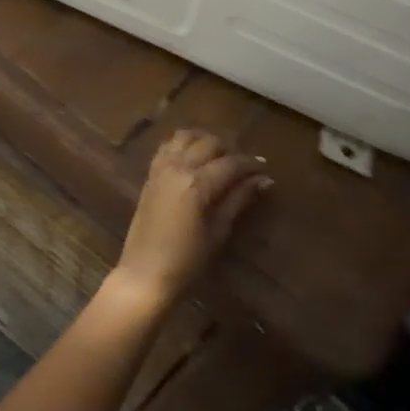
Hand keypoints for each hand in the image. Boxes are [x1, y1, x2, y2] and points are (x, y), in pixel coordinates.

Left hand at [113, 130, 271, 307]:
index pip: (231, 163)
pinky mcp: (150, 174)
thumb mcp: (218, 230)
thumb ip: (239, 199)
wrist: (145, 274)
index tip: (264, 169)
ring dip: (205, 142)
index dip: (250, 164)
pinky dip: (183, 144)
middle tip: (243, 168)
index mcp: (197, 183)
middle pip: (209, 143)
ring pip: (186, 136)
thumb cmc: (187, 260)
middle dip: (230, 150)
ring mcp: (161, 168)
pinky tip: (194, 158)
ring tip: (218, 158)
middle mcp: (178, 167)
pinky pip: (167, 146)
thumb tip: (264, 180)